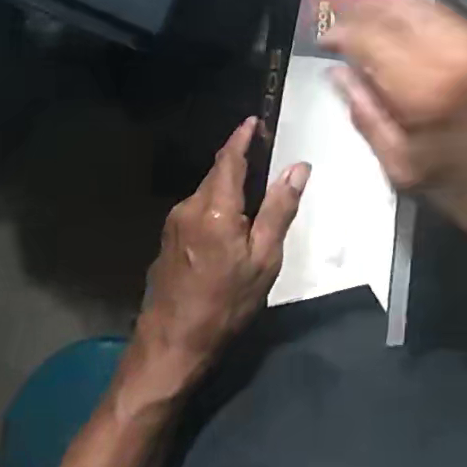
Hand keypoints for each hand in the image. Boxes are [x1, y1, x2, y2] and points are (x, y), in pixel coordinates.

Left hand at [127, 118, 308, 396]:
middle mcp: (189, 206)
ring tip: (253, 195)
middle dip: (238, 161)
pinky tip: (230, 225)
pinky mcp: (168, 239)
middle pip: (217, 173)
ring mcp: (174, 223)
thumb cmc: (225, 304)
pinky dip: (216, 205)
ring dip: (227, 186)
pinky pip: (197, 209)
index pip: (229, 158)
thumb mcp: (263, 260)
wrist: (171, 345)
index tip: (254, 120)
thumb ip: (279, 209)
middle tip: (263, 155)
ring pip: (206, 192)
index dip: (242, 136)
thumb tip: (298, 168)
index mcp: (215, 208)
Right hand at [326, 0, 466, 244]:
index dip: (338, 32)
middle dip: (359, 12)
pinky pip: (442, 13)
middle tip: (339, 27)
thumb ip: (368, 117)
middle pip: (391, 7)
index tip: (323, 40)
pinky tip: (401, 33)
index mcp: (424, 88)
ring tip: (365, 26)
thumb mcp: (409, 172)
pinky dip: (413, 15)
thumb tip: (339, 75)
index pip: (367, 36)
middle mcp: (451, 50)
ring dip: (385, 8)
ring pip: (417, 3)